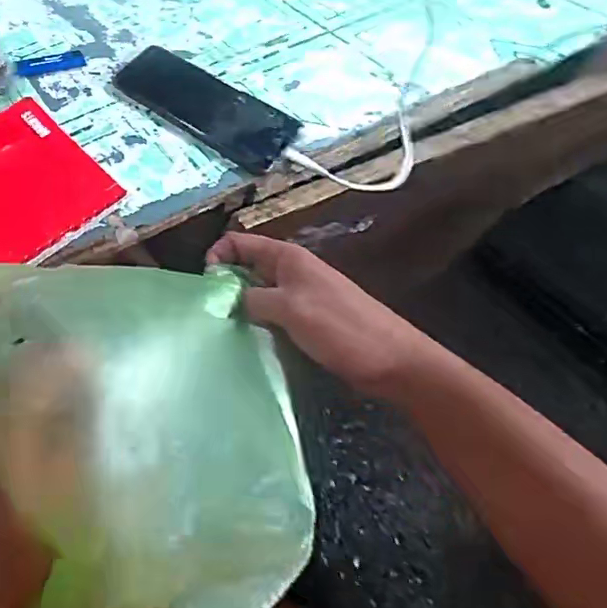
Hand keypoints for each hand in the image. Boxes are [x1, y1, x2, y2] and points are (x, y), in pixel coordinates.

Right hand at [207, 233, 437, 396]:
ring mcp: (301, 296)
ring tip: (228, 329)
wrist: (399, 365)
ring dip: (242, 307)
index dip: (217, 255)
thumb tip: (228, 300)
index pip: (238, 242)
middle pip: (245, 267)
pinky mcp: (308, 320)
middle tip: (212, 311)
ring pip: (257, 294)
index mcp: (287, 257)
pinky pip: (272, 314)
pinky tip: (253, 341)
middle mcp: (291, 271)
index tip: (207, 284)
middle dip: (226, 284)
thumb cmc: (343, 328)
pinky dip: (259, 323)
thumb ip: (252, 299)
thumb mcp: (290, 309)